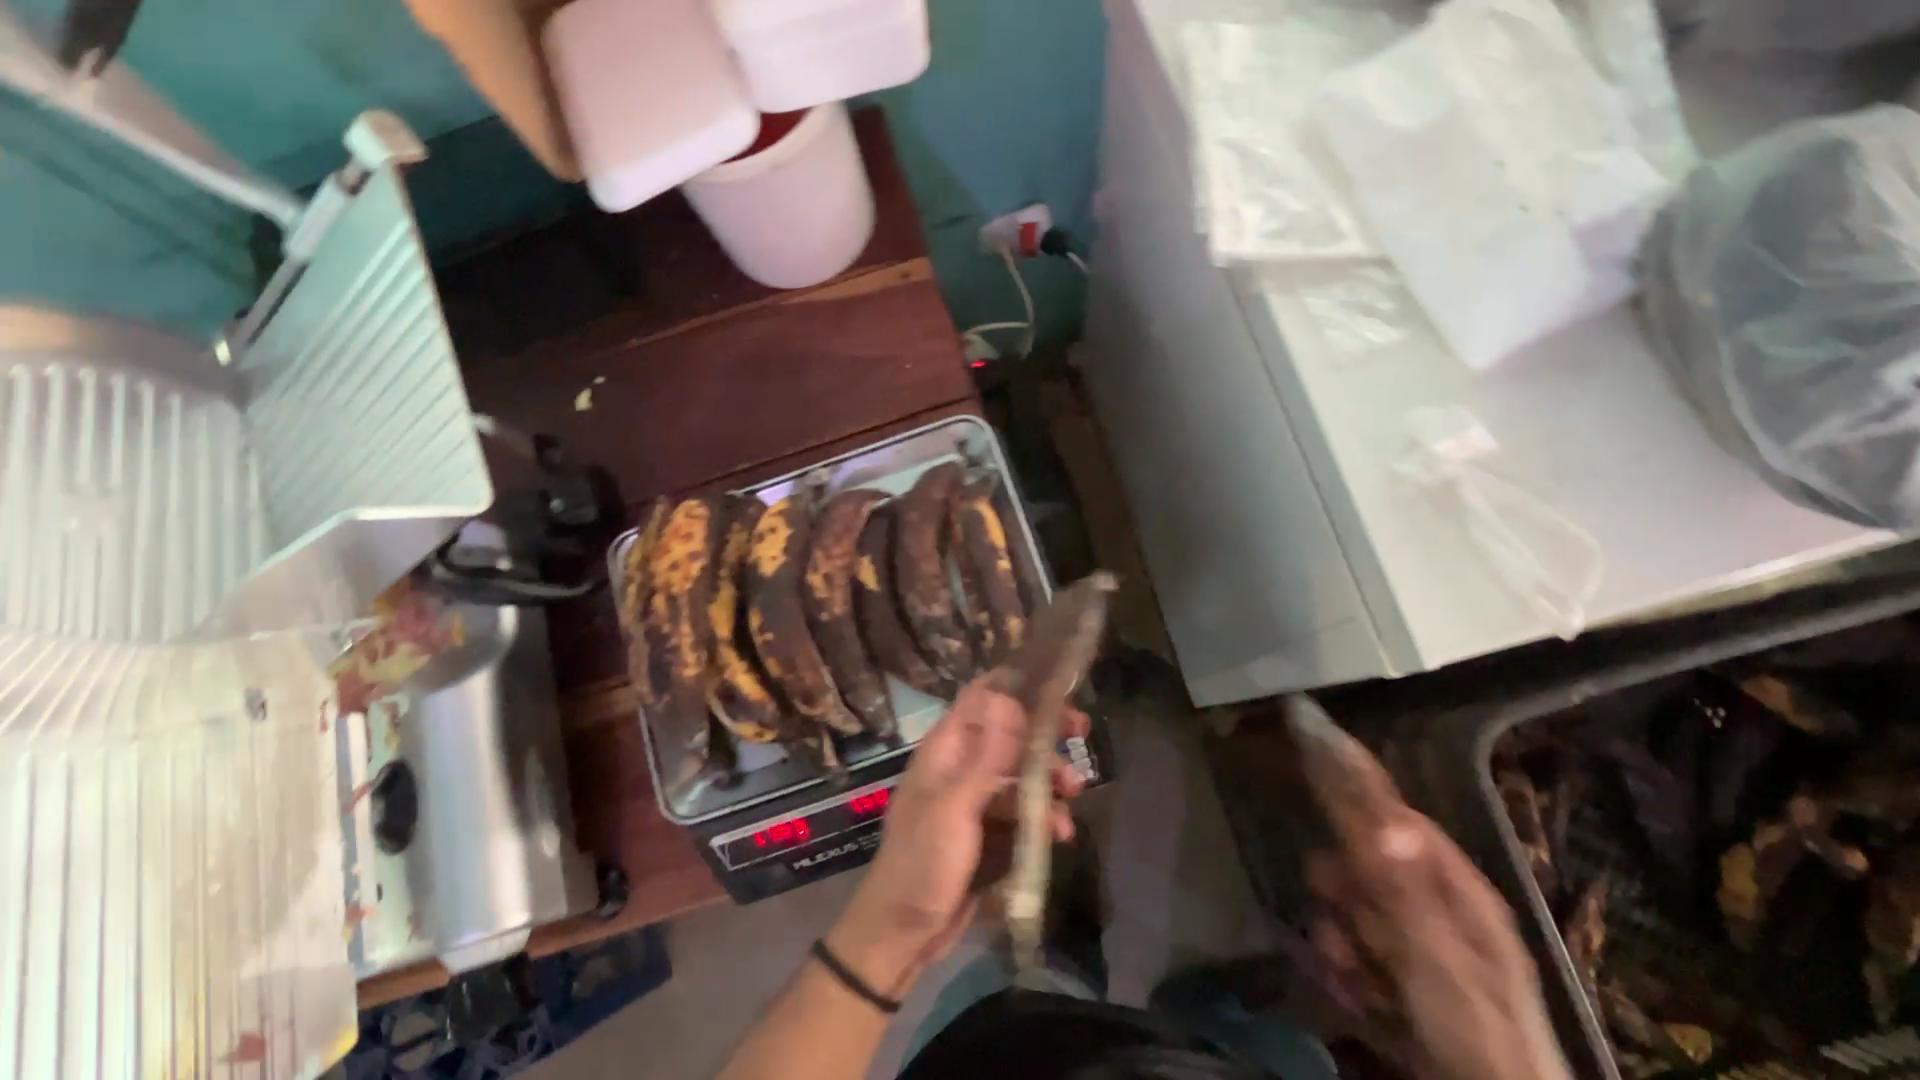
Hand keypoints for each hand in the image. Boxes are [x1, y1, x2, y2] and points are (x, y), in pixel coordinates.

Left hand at [825, 678, 1088, 998]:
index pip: (981, 697)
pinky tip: (1060, 835)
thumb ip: (986, 755)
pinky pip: (1025, 813)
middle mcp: (961, 767)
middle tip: (1082, 732)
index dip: (1017, 685)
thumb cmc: (922, 863)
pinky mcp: (990, 834)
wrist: (903, 933)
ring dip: (1052, 778)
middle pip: (1011, 732)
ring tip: (1075, 793)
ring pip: (1023, 773)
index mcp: (945, 750)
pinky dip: (1045, 817)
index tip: (1059, 684)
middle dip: (1046, 732)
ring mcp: (976, 801)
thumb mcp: (955, 807)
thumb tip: (1010, 698)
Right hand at [1309, 813, 1570, 1079]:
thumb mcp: (1439, 956)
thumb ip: (1406, 887)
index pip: (1400, 821)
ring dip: (1338, 942)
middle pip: (1367, 870)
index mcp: (1458, 892)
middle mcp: (1438, 911)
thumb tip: (1387, 814)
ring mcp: (1418, 949)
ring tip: (1349, 978)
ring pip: (1352, 916)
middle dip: (1341, 894)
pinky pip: (1352, 958)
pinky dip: (1343, 975)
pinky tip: (1352, 1001)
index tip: (1313, 754)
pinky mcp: (1399, 985)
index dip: (1358, 789)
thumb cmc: (1475, 1029)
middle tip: (1331, 916)